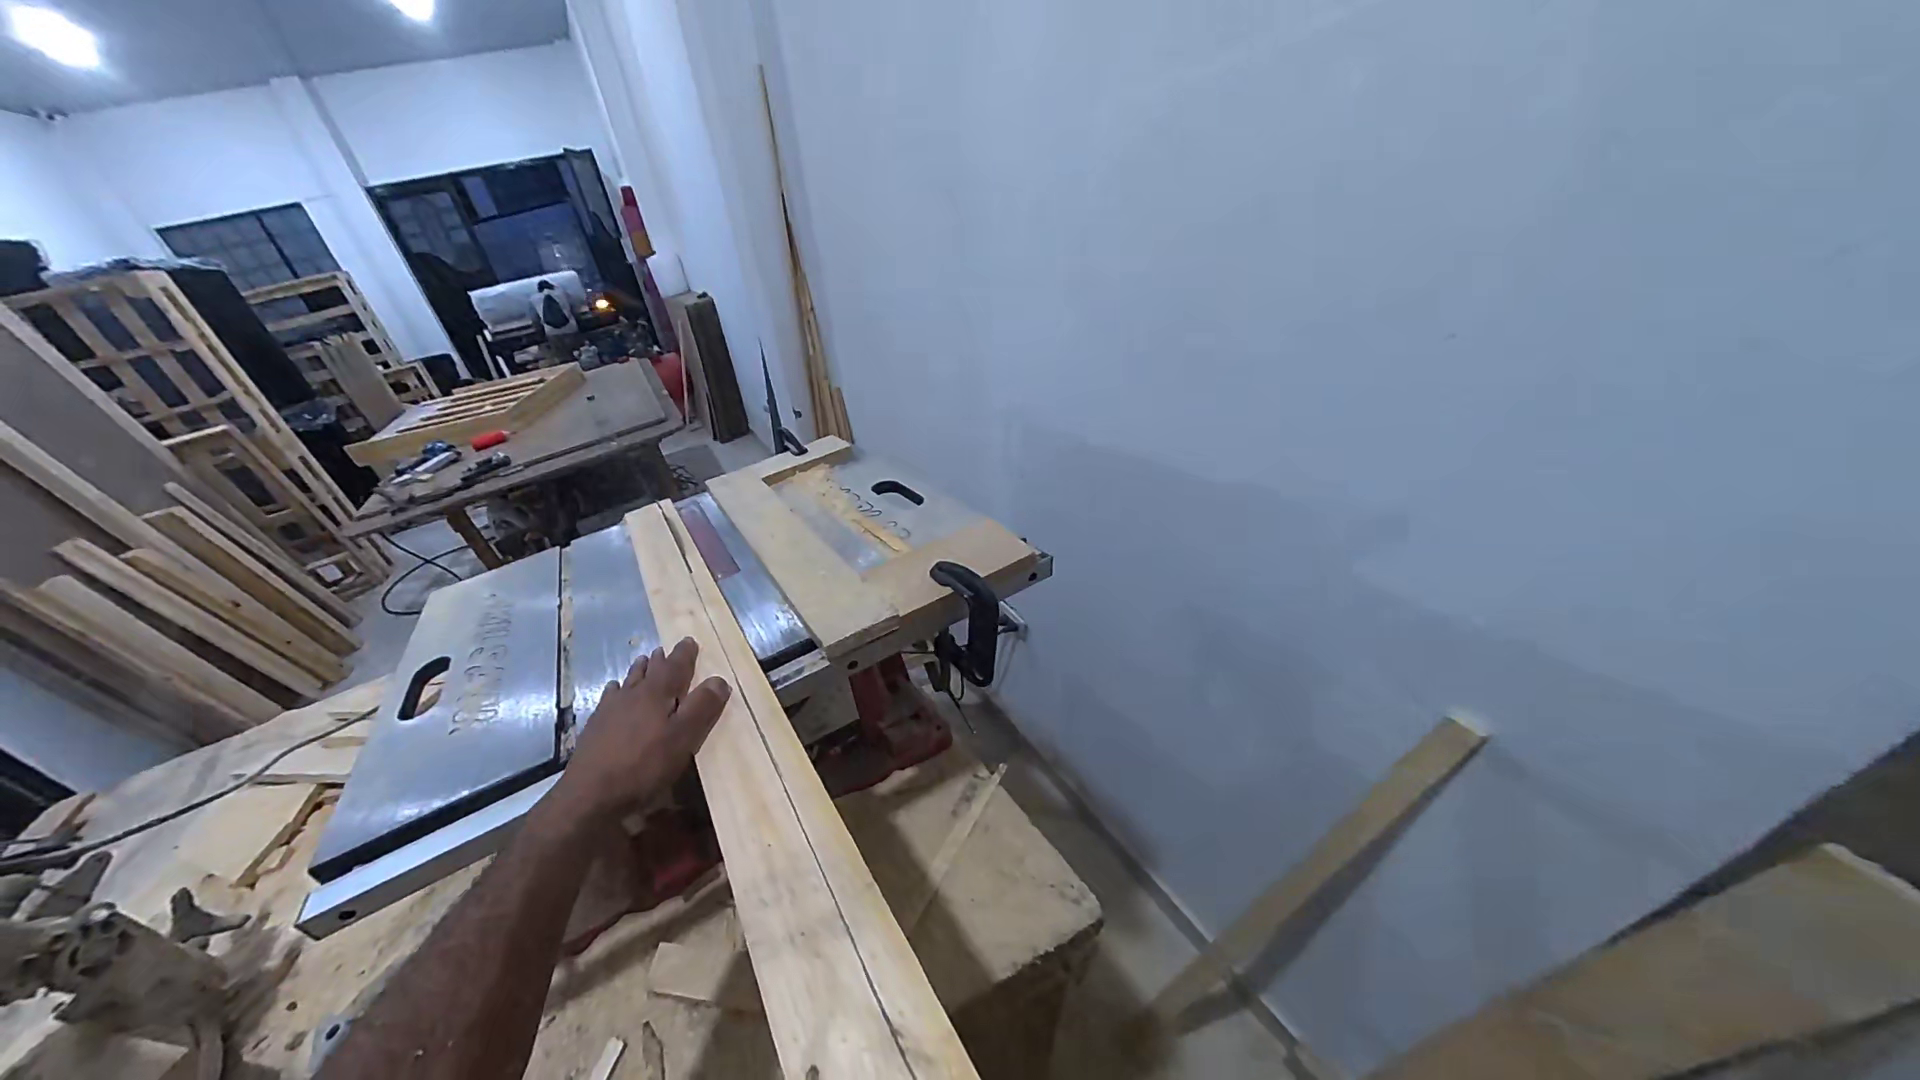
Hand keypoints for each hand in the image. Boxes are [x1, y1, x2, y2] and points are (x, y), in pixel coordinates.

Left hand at [553, 637, 730, 823]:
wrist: (589, 795)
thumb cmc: (643, 765)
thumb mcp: (683, 738)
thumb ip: (702, 708)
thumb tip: (719, 679)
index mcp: (657, 694)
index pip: (675, 667)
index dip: (684, 654)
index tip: (689, 641)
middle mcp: (632, 695)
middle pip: (649, 672)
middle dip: (661, 660)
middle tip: (666, 650)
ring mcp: (610, 710)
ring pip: (628, 682)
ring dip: (639, 671)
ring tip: (643, 661)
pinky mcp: (595, 727)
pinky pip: (610, 698)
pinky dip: (616, 690)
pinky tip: (614, 692)